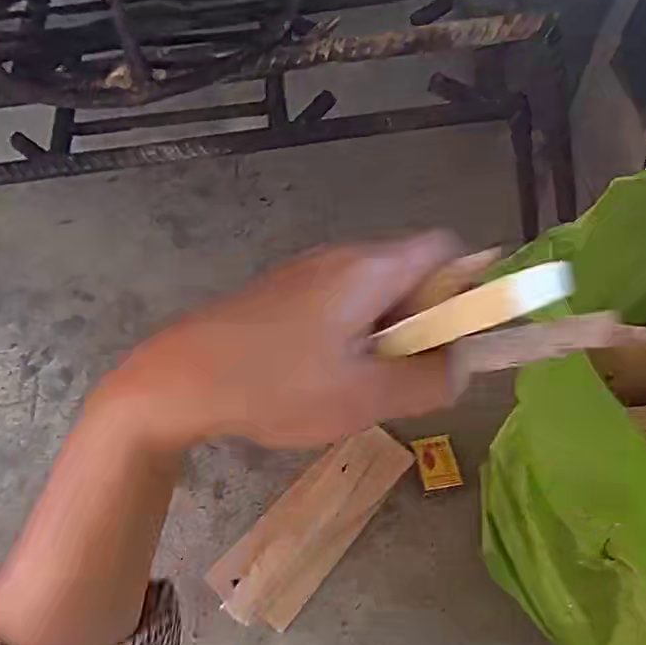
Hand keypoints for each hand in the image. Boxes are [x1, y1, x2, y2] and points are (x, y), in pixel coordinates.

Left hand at [96, 231, 467, 450]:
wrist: (179, 380)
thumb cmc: (277, 385)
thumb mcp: (364, 397)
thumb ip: (428, 382)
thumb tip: (460, 368)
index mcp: (369, 269)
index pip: (445, 247)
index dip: (466, 287)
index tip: (456, 337)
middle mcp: (341, 257)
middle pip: (410, 271)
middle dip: (424, 321)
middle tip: (408, 374)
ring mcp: (306, 273)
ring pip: (374, 293)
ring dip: (387, 334)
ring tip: (363, 383)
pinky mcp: (282, 294)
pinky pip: (339, 304)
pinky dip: (352, 334)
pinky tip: (323, 377)